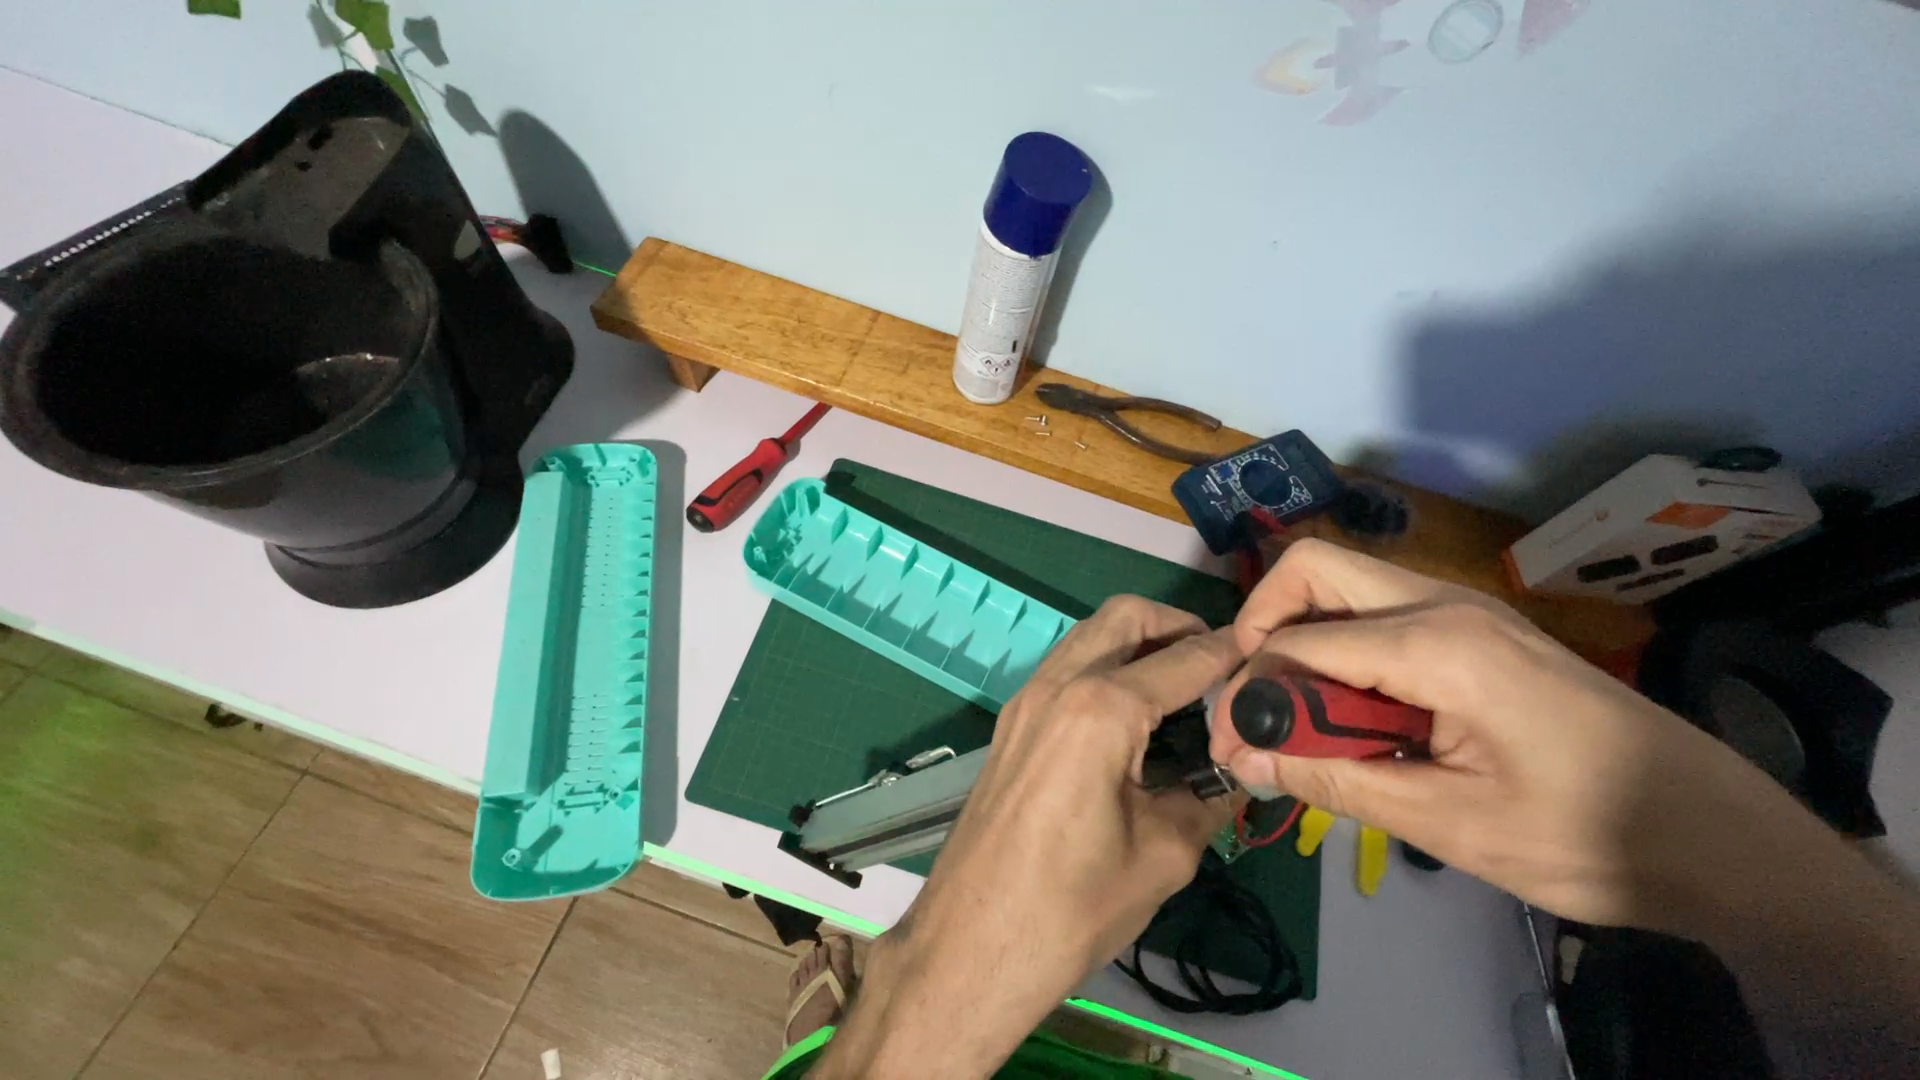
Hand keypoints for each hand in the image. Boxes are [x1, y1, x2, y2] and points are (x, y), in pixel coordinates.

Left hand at [816, 596, 1240, 1078]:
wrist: (971, 945)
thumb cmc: (1072, 908)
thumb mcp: (1163, 855)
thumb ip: (1208, 798)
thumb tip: (1236, 771)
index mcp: (1100, 709)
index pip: (1182, 659)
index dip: (1230, 654)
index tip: (1265, 656)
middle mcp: (1058, 686)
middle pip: (1124, 617)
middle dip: (1176, 626)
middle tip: (1217, 664)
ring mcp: (1025, 702)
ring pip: (1089, 637)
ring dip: (1136, 644)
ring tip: (1180, 690)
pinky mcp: (1010, 726)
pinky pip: (1065, 671)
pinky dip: (1104, 670)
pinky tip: (1133, 719)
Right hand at [1210, 539, 1826, 933]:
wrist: (1723, 839)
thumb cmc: (1588, 836)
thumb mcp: (1448, 824)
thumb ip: (1333, 780)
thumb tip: (1240, 758)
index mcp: (1438, 644)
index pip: (1298, 642)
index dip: (1248, 690)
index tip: (1231, 746)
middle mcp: (1443, 603)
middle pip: (1312, 569)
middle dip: (1262, 626)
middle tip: (1257, 703)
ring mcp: (1463, 611)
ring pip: (1343, 586)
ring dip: (1300, 638)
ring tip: (1299, 717)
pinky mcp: (1475, 631)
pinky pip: (1377, 615)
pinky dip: (1339, 652)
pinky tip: (1352, 717)